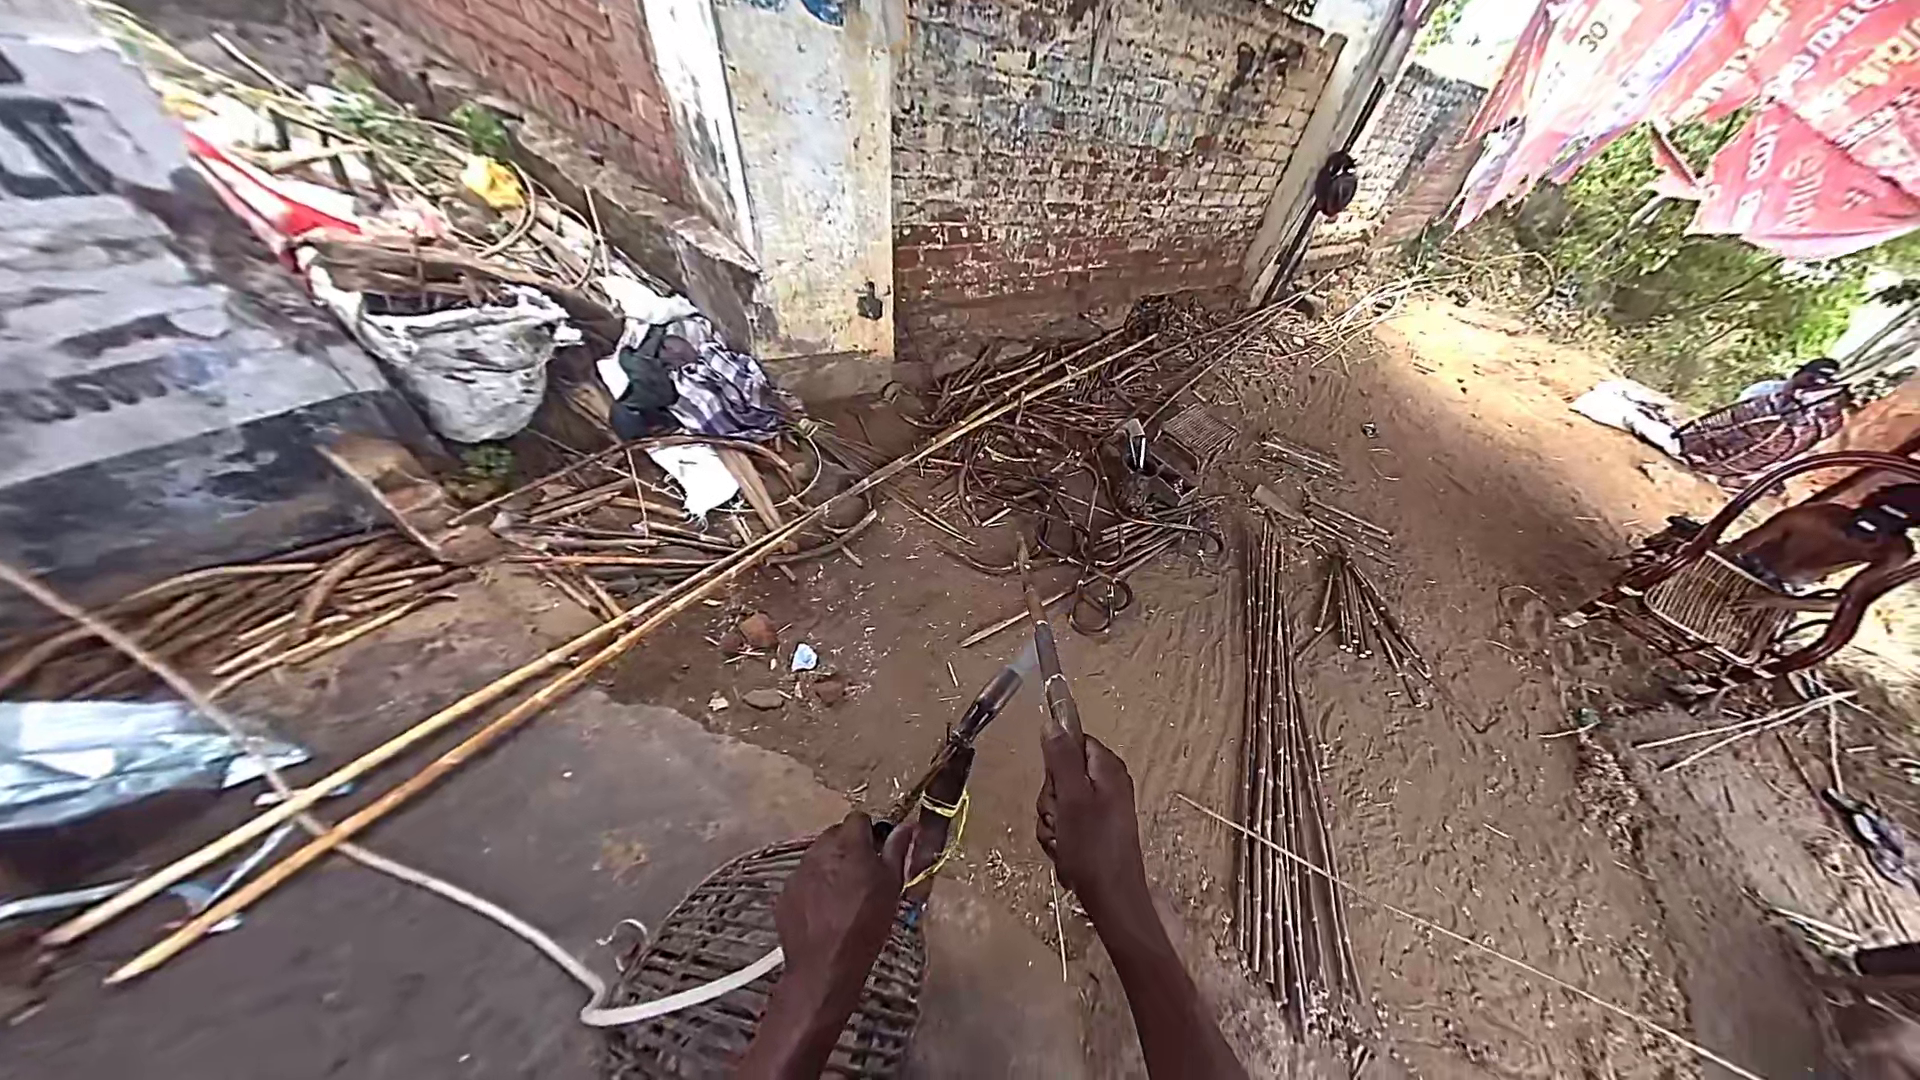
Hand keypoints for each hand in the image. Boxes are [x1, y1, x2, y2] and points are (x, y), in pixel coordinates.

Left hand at [774, 813, 915, 1002]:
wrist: (825, 968)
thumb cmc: (866, 924)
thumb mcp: (891, 886)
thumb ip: (897, 850)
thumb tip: (906, 826)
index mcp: (849, 844)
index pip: (858, 818)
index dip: (869, 832)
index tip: (876, 851)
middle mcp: (820, 849)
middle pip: (836, 834)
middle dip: (849, 847)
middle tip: (861, 873)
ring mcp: (799, 870)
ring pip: (818, 855)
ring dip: (830, 865)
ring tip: (841, 895)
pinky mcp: (785, 892)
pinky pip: (803, 878)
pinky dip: (813, 886)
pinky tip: (823, 909)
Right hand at [1036, 730, 1149, 921]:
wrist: (1112, 901)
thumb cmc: (1093, 848)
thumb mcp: (1072, 797)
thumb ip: (1061, 757)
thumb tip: (1053, 722)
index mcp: (1108, 768)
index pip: (1073, 742)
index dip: (1057, 763)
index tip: (1057, 785)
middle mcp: (1106, 783)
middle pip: (1061, 772)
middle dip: (1052, 797)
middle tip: (1061, 817)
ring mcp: (1102, 807)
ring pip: (1059, 799)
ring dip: (1053, 820)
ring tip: (1064, 838)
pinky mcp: (1095, 828)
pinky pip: (1065, 820)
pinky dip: (1059, 835)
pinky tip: (1066, 850)